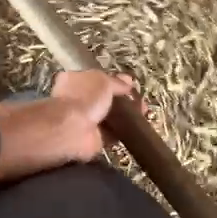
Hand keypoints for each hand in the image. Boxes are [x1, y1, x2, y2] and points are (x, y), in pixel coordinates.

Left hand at [0, 70, 136, 181]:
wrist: (73, 130)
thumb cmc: (85, 97)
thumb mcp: (103, 81)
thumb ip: (117, 82)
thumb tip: (129, 82)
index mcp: (74, 80)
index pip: (95, 79)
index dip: (113, 81)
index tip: (130, 86)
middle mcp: (77, 99)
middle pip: (104, 98)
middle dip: (123, 100)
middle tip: (141, 103)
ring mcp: (84, 120)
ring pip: (110, 116)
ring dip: (125, 116)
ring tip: (143, 114)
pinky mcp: (93, 138)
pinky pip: (111, 133)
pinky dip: (123, 131)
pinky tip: (136, 129)